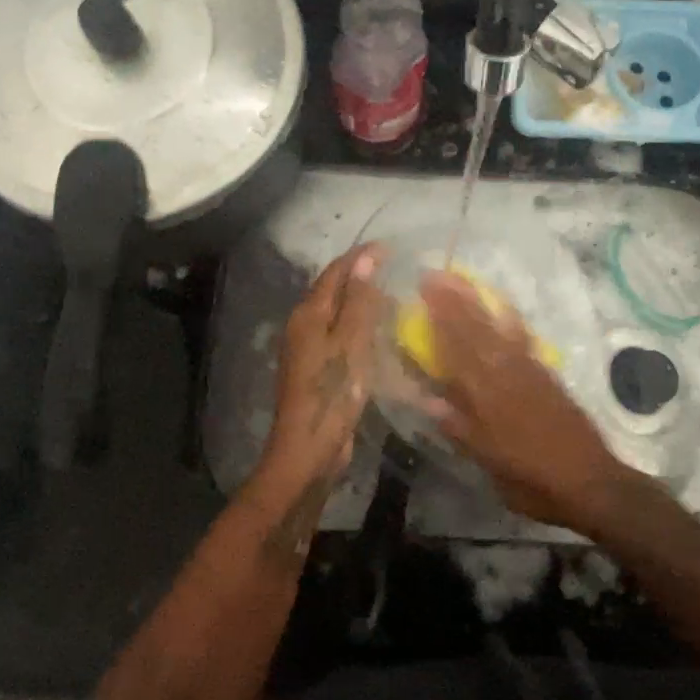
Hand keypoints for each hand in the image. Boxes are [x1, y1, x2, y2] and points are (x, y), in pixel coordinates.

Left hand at [259, 244, 386, 487]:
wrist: (308, 451)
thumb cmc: (331, 395)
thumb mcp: (351, 344)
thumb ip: (359, 301)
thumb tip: (366, 257)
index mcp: (308, 314)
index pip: (335, 272)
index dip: (361, 257)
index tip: (391, 248)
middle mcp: (303, 326)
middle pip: (333, 290)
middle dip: (361, 276)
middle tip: (396, 269)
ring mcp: (308, 350)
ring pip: (336, 314)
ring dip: (361, 302)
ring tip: (394, 296)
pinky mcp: (318, 371)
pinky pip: (340, 337)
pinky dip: (359, 327)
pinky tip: (379, 334)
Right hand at [419, 271, 625, 528]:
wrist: (592, 483)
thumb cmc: (534, 481)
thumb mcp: (490, 464)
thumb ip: (460, 429)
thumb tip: (427, 400)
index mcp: (488, 396)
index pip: (457, 349)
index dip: (439, 319)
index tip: (424, 291)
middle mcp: (507, 376)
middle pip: (476, 332)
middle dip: (454, 301)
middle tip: (435, 274)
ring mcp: (530, 372)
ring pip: (498, 330)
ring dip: (478, 303)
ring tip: (462, 281)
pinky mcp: (547, 376)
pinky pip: (522, 339)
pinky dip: (510, 321)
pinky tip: (504, 309)